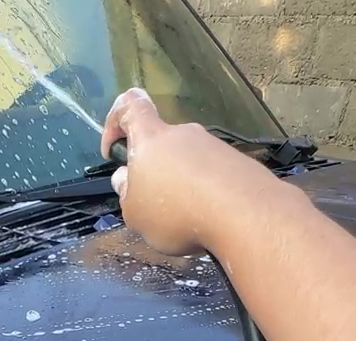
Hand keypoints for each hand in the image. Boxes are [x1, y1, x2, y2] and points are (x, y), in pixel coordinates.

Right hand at [99, 87, 293, 256]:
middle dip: (150, 173)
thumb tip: (125, 178)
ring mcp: (210, 146)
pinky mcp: (233, 162)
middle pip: (158, 145)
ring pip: (182, 162)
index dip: (114, 122)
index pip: (129, 105)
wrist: (243, 213)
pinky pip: (206, 175)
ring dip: (175, 187)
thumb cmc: (176, 212)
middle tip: (150, 207)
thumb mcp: (135, 214)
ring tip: (179, 220)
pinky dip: (199, 194)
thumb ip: (126, 194)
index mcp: (151, 139)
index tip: (112, 152)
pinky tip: (203, 219)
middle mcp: (181, 134)